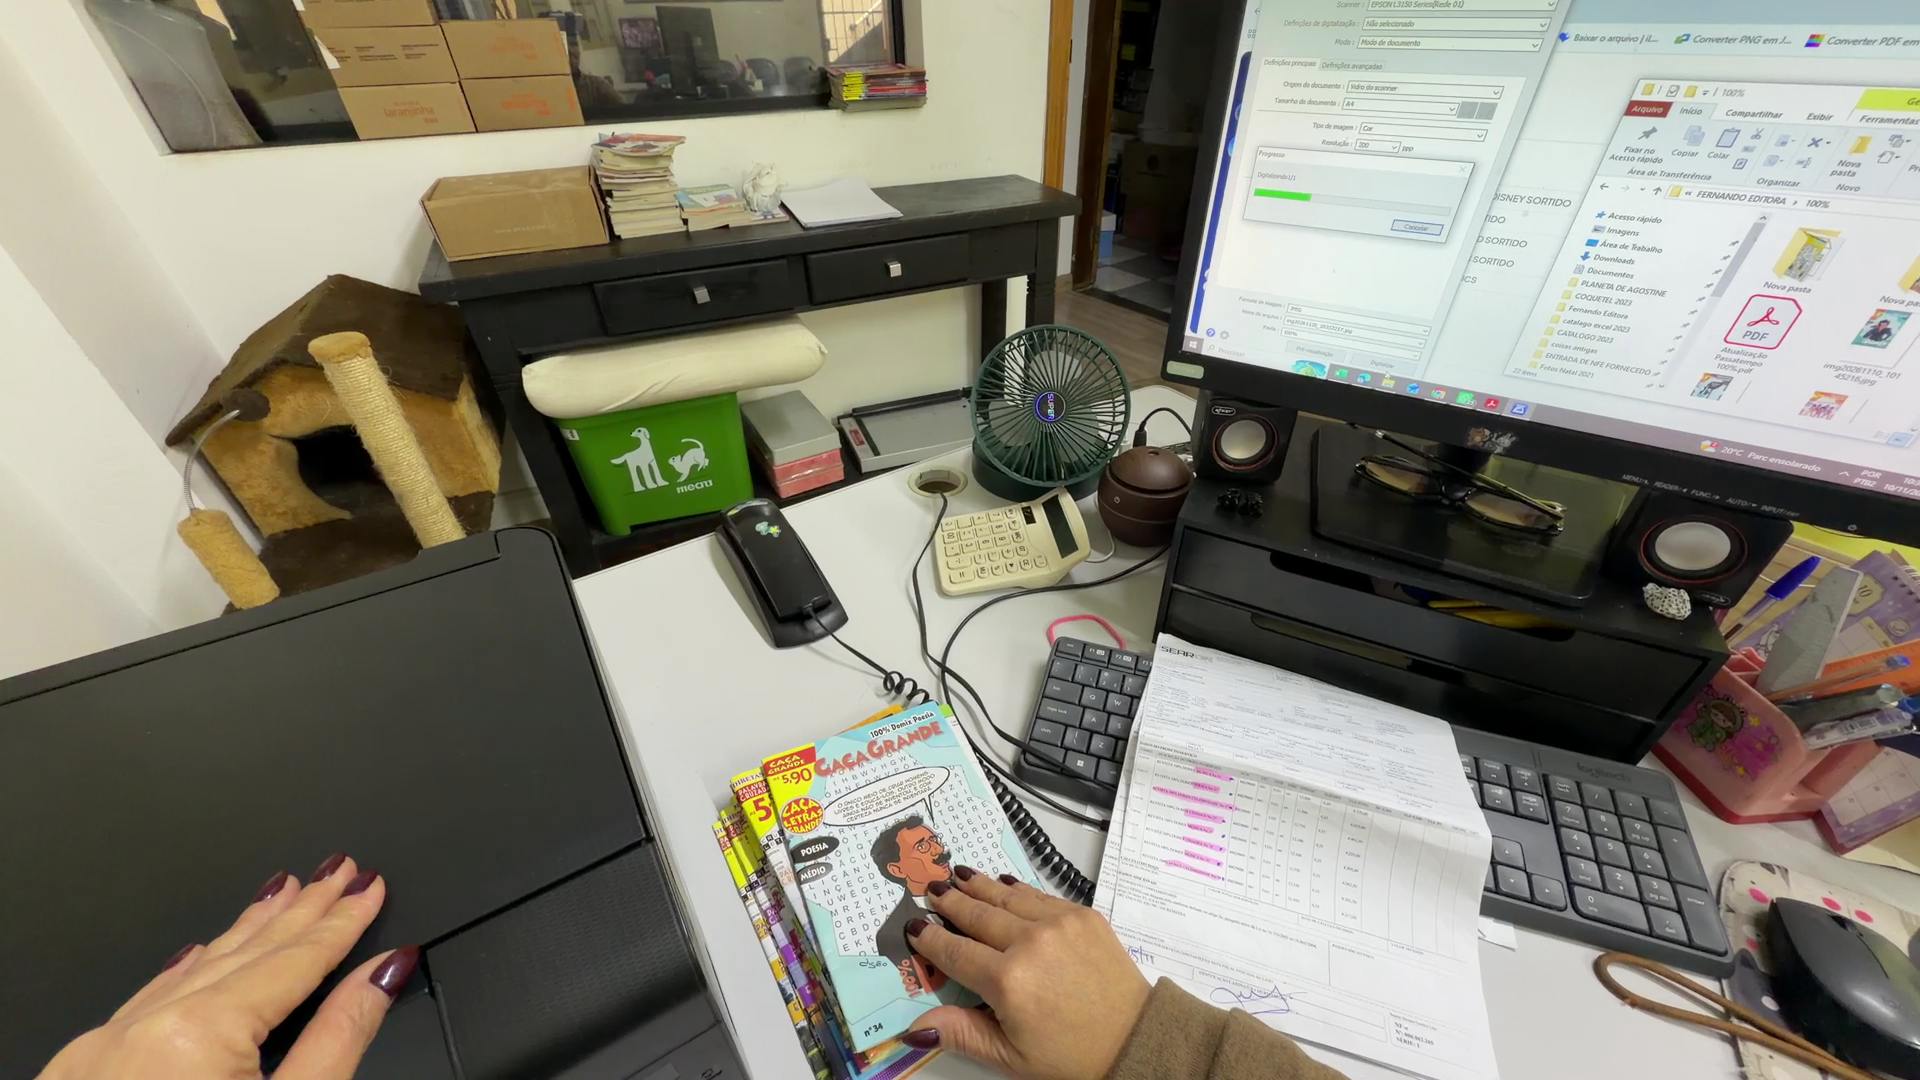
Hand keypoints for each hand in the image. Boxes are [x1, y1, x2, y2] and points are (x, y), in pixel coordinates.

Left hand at [38, 854, 415, 1079]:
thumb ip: (344, 1033)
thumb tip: (388, 966)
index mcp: (200, 1033)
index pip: (298, 956)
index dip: (344, 918)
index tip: (371, 884)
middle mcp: (138, 1032)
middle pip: (249, 950)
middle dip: (302, 906)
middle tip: (340, 868)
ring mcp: (92, 1056)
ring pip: (196, 966)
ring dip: (251, 926)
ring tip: (288, 888)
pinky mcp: (69, 1079)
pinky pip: (144, 1000)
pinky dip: (190, 966)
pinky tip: (202, 949)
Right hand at [903, 867, 1150, 1079]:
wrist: (1135, 1039)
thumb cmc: (1071, 1056)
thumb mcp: (1011, 1056)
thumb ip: (962, 1033)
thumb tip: (914, 1027)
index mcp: (1008, 982)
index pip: (956, 952)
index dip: (931, 939)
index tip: (913, 925)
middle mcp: (1029, 943)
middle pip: (977, 915)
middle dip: (950, 901)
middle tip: (931, 888)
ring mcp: (1056, 922)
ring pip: (1005, 897)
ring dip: (979, 885)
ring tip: (958, 873)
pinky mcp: (1080, 912)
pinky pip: (1038, 894)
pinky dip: (1016, 889)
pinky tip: (1002, 883)